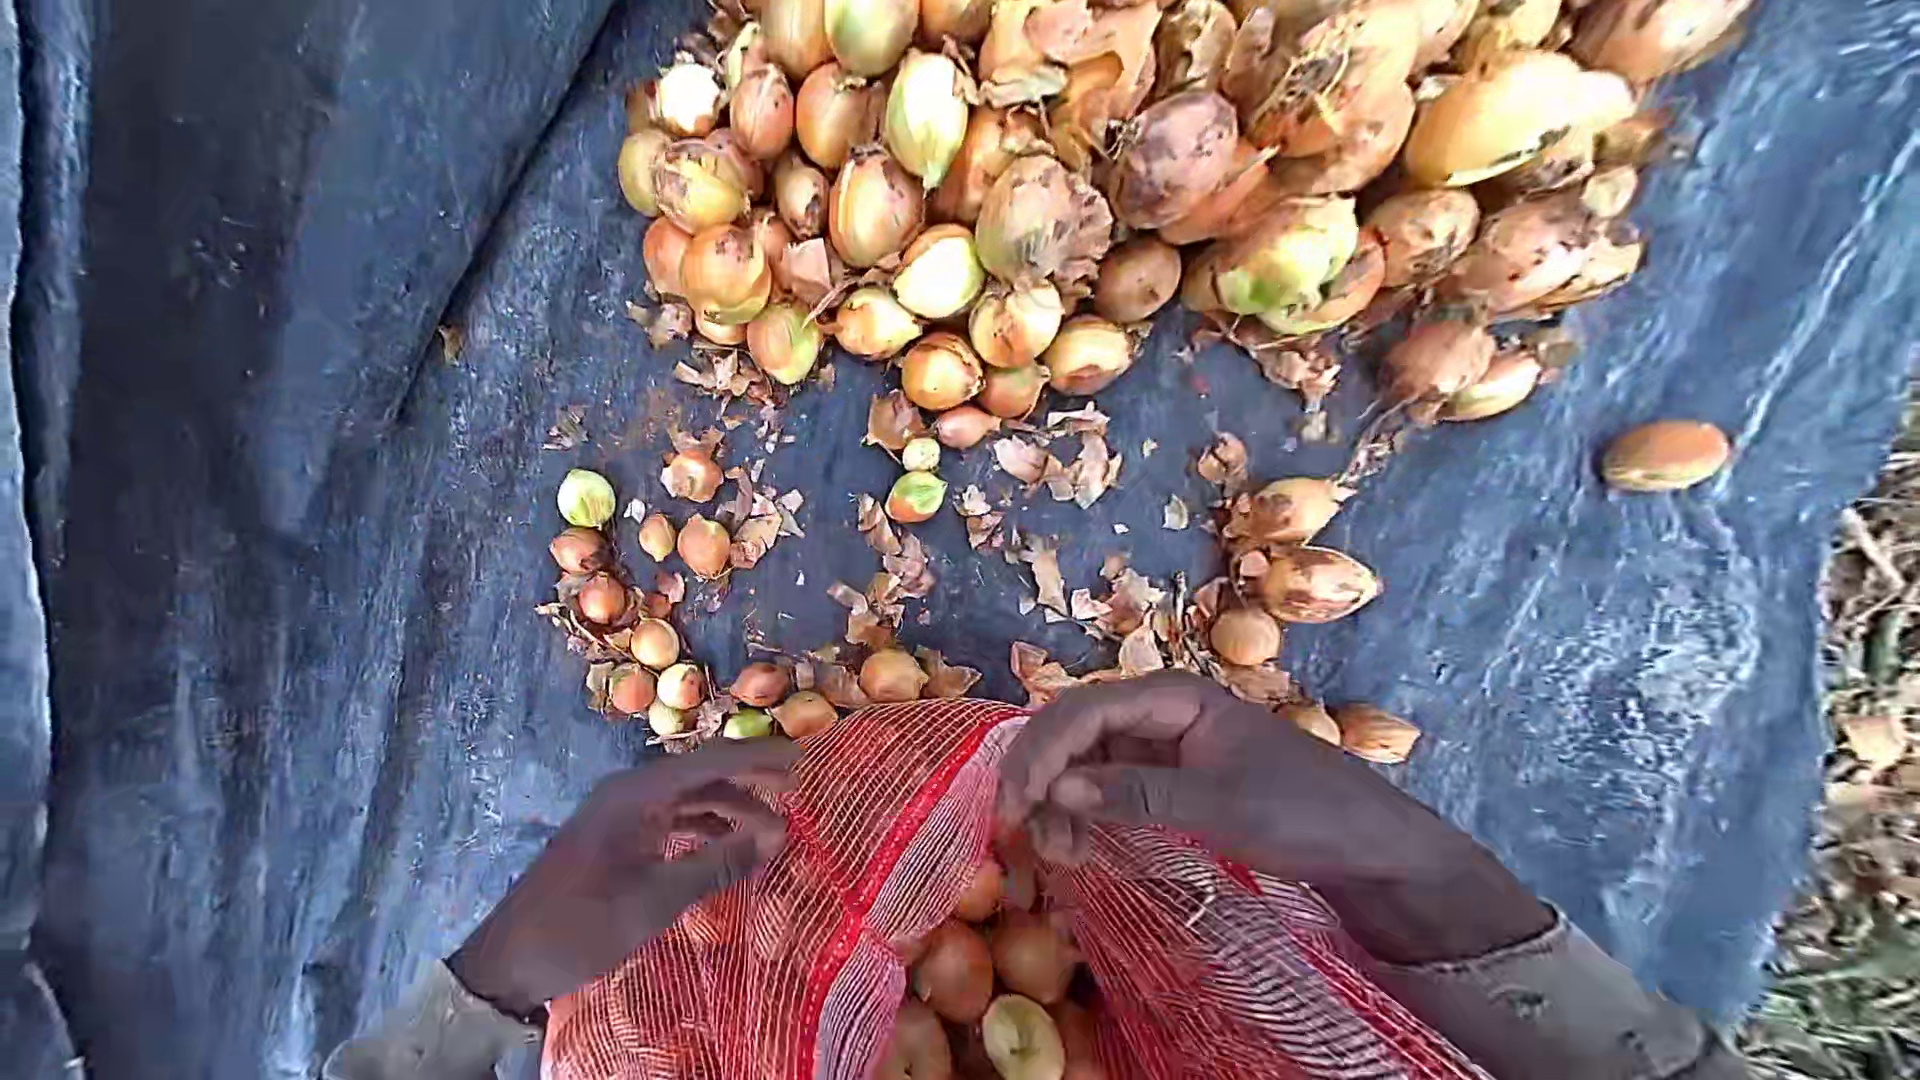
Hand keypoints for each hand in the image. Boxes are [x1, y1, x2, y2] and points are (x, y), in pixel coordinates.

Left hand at [449, 739, 800, 1016]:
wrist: (503, 968)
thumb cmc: (580, 927)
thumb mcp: (657, 899)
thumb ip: (720, 864)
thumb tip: (778, 837)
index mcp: (637, 791)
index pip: (712, 760)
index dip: (760, 758)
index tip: (801, 760)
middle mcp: (633, 789)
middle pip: (704, 771)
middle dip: (752, 779)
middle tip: (796, 788)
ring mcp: (625, 809)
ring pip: (692, 795)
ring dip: (732, 807)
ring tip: (772, 827)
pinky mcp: (620, 831)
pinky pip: (675, 815)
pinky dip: (706, 825)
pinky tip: (729, 843)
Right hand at [996, 671, 1549, 963]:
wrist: (1370, 848)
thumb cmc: (1305, 811)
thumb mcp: (1220, 803)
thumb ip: (1136, 793)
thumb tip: (1056, 787)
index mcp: (1170, 695)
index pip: (1085, 710)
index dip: (1042, 750)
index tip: (1017, 801)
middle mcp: (1154, 710)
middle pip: (1074, 728)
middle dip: (1040, 771)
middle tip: (1018, 826)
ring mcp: (1156, 743)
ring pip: (1082, 758)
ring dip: (1056, 797)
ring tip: (1055, 850)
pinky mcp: (1161, 775)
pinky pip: (1103, 784)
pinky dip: (1081, 811)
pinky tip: (1075, 844)